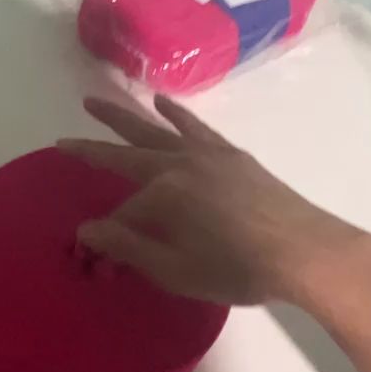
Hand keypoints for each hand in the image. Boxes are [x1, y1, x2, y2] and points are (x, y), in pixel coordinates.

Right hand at [59, 94, 369, 305]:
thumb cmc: (238, 268)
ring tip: (98, 102)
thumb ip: (129, 248)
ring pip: (155, 130)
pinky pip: (193, 126)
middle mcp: (179, 163)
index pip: (122, 214)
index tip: (98, 253)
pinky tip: (163, 104)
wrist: (305, 251)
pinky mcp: (230, 154)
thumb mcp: (176, 270)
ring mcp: (206, 153)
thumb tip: (85, 231)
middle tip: (66, 135)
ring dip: (124, 116)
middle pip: (127, 151)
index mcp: (163, 193)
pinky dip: (175, 114)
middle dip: (94, 145)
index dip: (109, 235)